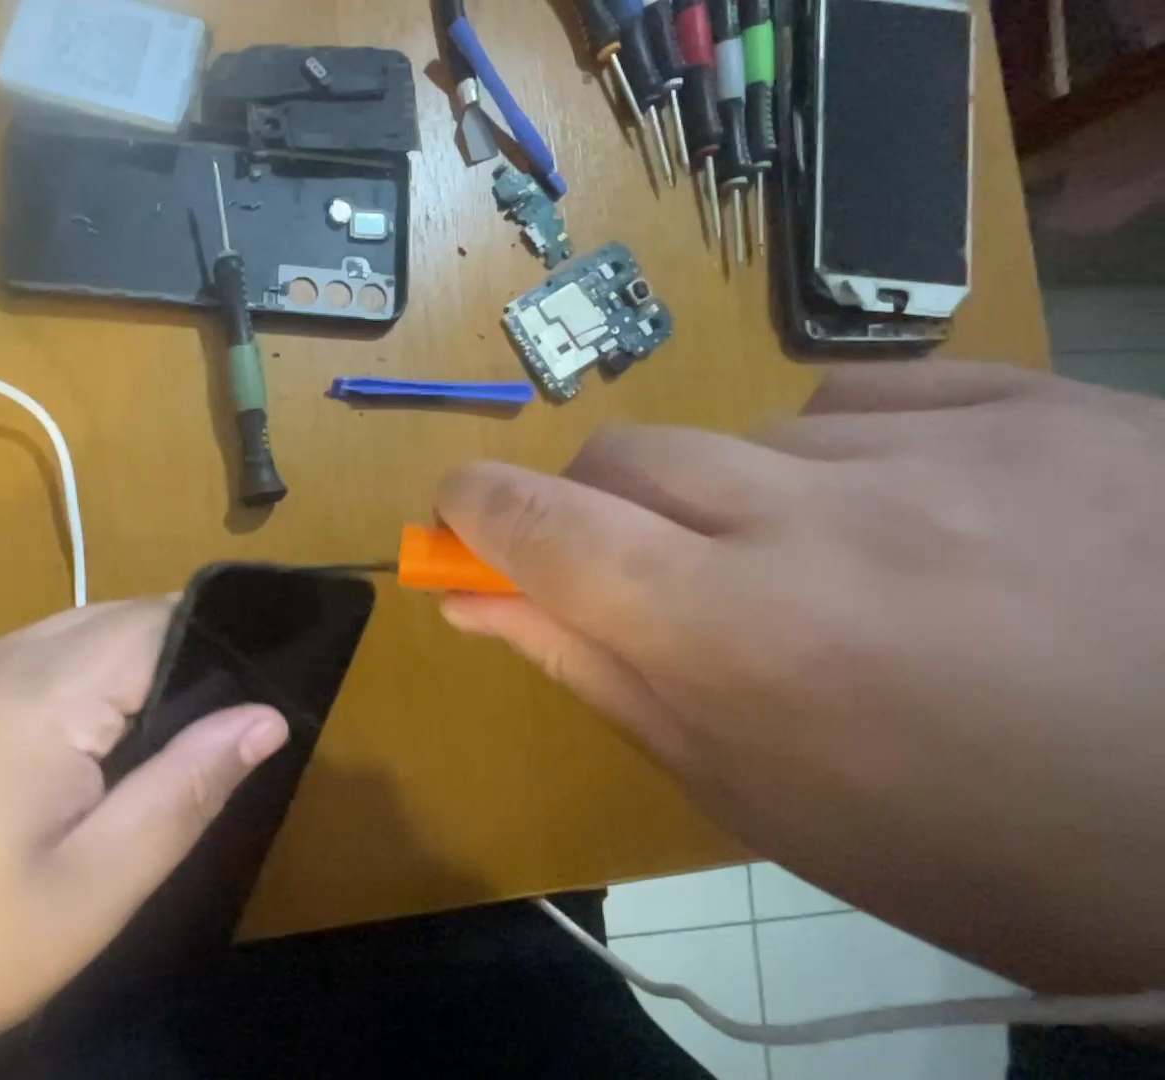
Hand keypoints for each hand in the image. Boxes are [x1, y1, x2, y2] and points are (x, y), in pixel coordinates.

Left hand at [0, 600, 287, 1076]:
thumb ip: (183, 791)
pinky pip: (32, 657)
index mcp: (44, 694)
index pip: (158, 620)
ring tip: (166, 740)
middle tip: (220, 733)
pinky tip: (85, 744)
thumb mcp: (91, 887)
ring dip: (128, 666)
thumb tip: (264, 718)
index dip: (219, 645)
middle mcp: (0, 657)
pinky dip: (80, 677)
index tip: (259, 695)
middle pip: (117, 617)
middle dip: (179, 654)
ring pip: (74, 632)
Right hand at [436, 362, 1164, 992]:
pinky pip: (861, 397)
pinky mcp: (1041, 403)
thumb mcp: (742, 785)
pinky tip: (907, 512)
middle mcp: (819, 516)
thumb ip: (589, 668)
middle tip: (649, 569)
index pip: (539, 523)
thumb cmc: (957, 845)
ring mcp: (941, 447)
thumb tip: (470, 597)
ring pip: (737, 433)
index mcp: (734, 632)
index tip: (459, 520)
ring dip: (731, 493)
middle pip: (620, 454)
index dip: (474, 508)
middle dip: (595, 505)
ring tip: (824, 564)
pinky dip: (836, 451)